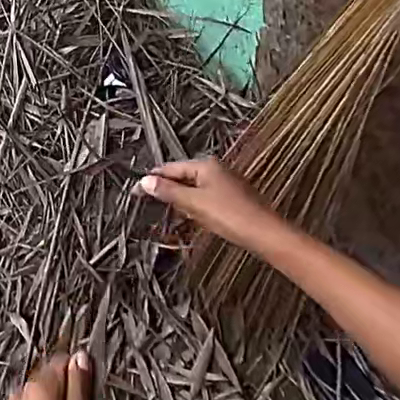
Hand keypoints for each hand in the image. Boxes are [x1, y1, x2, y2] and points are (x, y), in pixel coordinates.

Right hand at [133, 157, 285, 251]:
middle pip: (181, 176)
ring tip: (167, 211)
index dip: (152, 179)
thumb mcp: (193, 203)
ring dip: (179, 199)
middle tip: (147, 202)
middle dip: (166, 189)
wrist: (264, 234)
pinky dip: (193, 205)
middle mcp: (215, 170)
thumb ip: (168, 191)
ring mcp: (224, 184)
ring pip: (192, 188)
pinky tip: (191, 216)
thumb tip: (145, 181)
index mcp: (205, 165)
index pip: (170, 168)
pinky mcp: (230, 198)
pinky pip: (203, 197)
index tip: (136, 190)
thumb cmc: (230, 215)